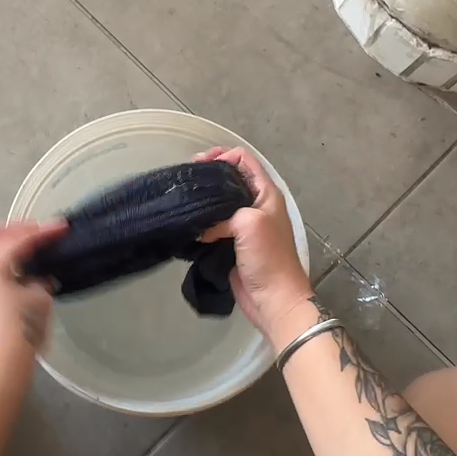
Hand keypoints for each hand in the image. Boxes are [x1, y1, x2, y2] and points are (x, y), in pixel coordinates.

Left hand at [0, 220, 65, 398]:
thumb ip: (40, 283)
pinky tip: (20, 273)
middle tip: (40, 232)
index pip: (19, 237)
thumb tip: (39, 279)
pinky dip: (0, 263)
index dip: (43, 231)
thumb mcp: (38, 305)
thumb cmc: (15, 339)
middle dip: (16, 230)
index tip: (62, 228)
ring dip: (6, 247)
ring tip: (32, 251)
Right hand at [197, 147, 313, 344]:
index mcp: (266, 194)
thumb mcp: (249, 223)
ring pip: (220, 203)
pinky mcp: (233, 244)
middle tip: (186, 181)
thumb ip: (226, 212)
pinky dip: (202, 223)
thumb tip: (204, 225)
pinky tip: (187, 224)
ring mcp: (244, 226)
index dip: (222, 156)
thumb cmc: (268, 258)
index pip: (244, 160)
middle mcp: (255, 205)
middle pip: (229, 180)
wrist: (273, 299)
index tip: (199, 164)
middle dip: (208, 176)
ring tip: (182, 201)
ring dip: (203, 201)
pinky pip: (214, 226)